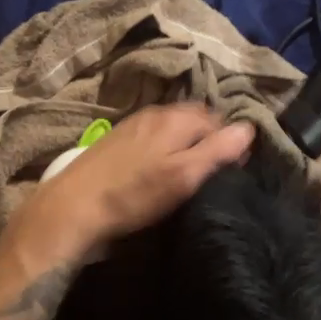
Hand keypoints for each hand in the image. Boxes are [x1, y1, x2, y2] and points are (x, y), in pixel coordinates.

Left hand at [7, 104, 254, 265]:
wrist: (72, 207)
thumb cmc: (134, 194)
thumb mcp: (184, 176)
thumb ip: (218, 150)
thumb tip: (249, 129)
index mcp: (177, 117)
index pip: (217, 118)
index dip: (229, 142)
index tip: (233, 170)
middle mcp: (157, 112)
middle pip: (195, 119)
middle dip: (207, 139)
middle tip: (211, 174)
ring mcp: (134, 124)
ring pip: (173, 127)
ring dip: (185, 144)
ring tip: (187, 174)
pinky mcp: (117, 139)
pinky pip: (153, 136)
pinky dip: (164, 148)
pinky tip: (157, 172)